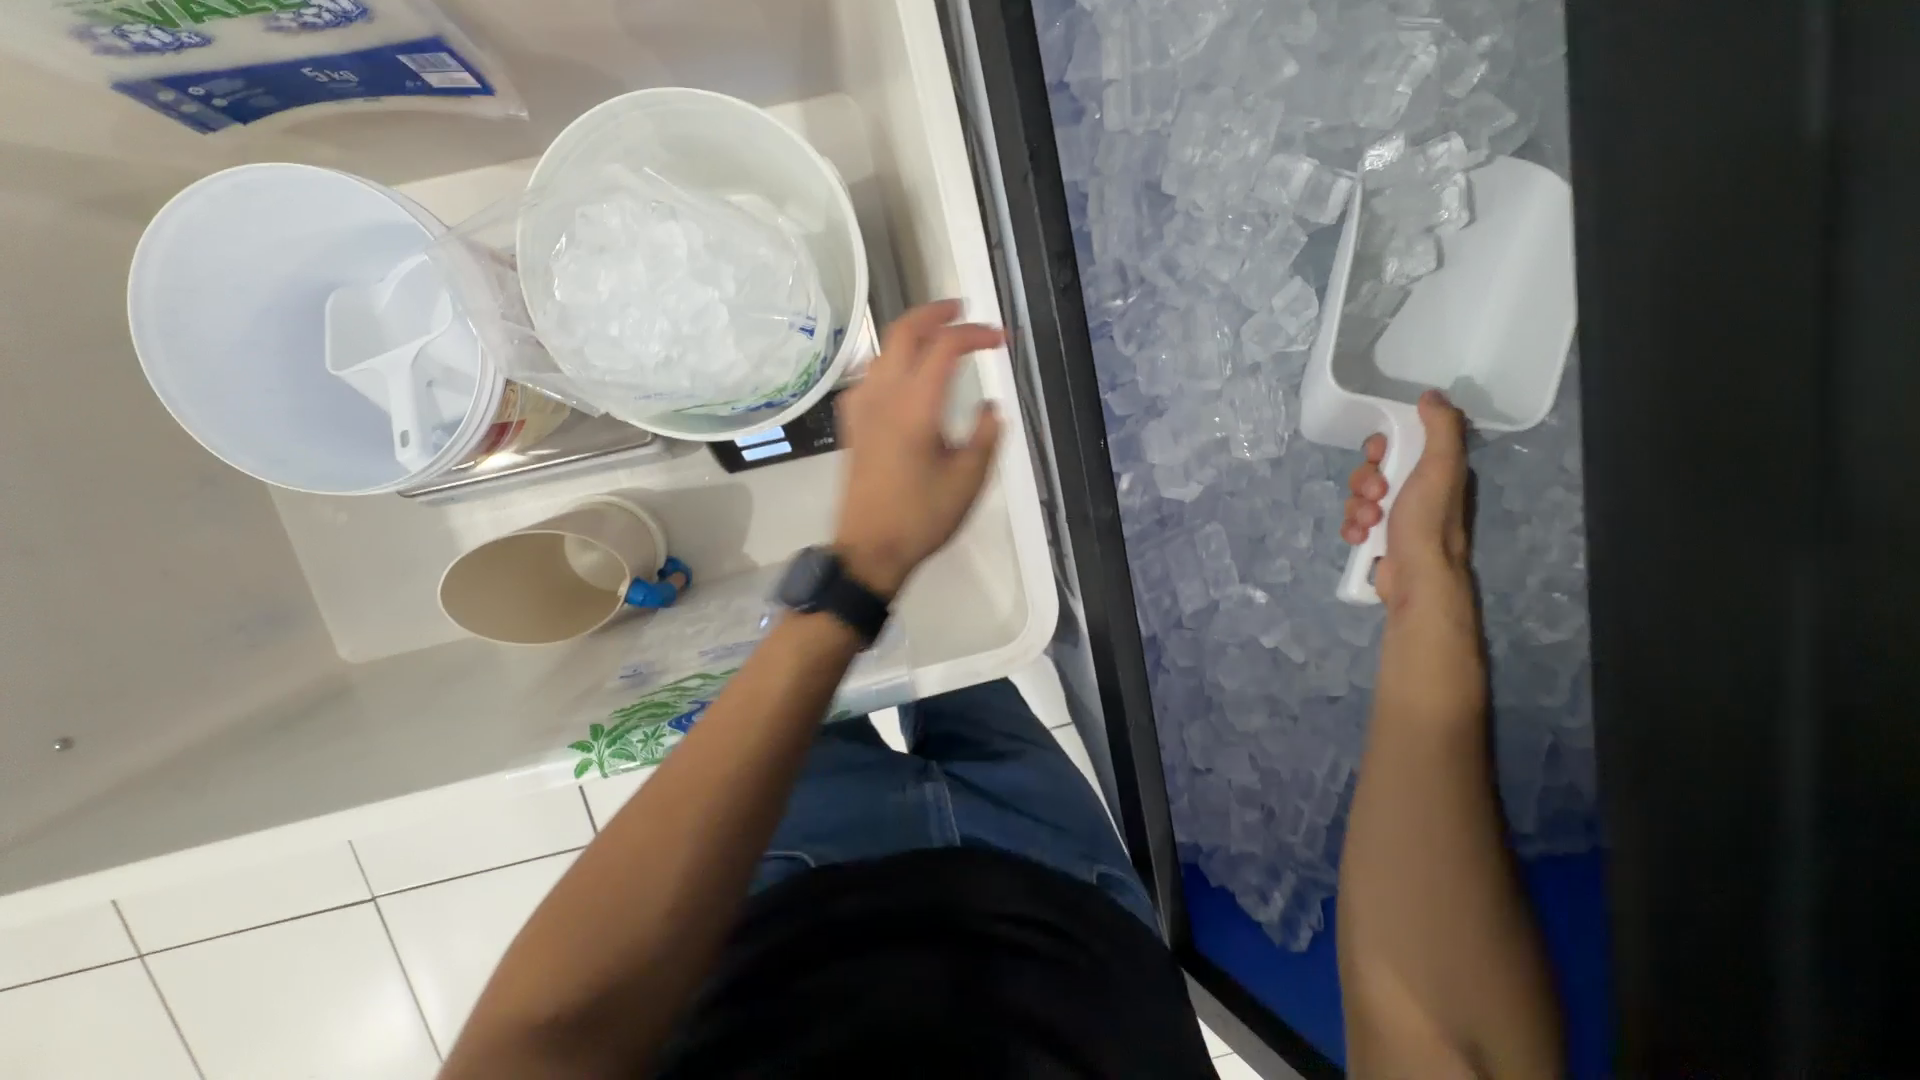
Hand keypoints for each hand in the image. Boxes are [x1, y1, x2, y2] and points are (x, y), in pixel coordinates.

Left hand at [832, 300, 1004, 598]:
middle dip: (936, 314)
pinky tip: (905, 375)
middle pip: (904, 332)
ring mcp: (861, 407)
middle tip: (962, 310)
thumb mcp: (969, 480)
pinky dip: (892, 359)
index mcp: (915, 406)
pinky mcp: (851, 423)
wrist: (868, 550)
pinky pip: (870, 374)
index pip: (945, 347)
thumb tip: (990, 407)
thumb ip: (986, 435)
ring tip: (939, 337)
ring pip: (883, 350)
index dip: (976, 334)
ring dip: (912, 334)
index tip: (1001, 340)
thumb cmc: (922, 518)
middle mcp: (882, 395)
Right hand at [1340, 391, 1471, 608]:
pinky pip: (1353, 523)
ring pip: (1359, 498)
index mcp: (1433, 472)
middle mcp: (1415, 492)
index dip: (1380, 447)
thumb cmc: (1428, 520)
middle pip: (1371, 471)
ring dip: (1357, 508)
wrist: (1416, 577)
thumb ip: (1440, 427)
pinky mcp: (1376, 540)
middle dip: (1364, 481)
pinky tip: (1360, 538)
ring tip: (1370, 523)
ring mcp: (1394, 518)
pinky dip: (1352, 528)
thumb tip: (1430, 394)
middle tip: (1376, 494)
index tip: (1377, 455)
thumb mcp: (1441, 466)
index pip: (1396, 445)